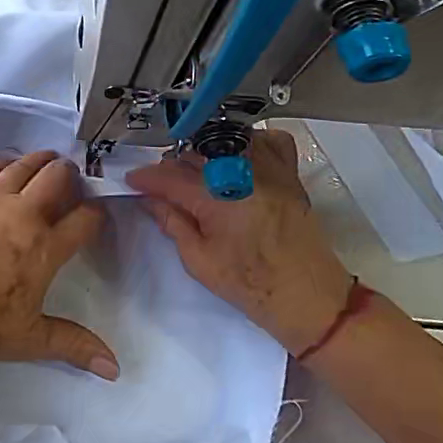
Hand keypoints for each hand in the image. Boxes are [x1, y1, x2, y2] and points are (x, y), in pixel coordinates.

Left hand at [0, 151, 116, 382]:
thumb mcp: (26, 339)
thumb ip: (72, 345)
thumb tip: (114, 368)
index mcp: (44, 248)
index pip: (83, 220)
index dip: (96, 213)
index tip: (96, 213)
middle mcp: (20, 214)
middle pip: (55, 178)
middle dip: (70, 174)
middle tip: (72, 179)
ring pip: (21, 165)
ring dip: (38, 161)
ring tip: (45, 162)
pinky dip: (1, 164)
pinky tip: (1, 169)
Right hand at [126, 129, 357, 354]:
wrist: (310, 299)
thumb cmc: (251, 285)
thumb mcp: (198, 260)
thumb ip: (172, 222)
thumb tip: (151, 200)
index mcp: (221, 200)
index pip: (171, 177)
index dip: (146, 178)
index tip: (132, 182)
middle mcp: (247, 178)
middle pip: (196, 155)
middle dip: (171, 168)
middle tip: (159, 187)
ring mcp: (273, 174)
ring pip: (228, 142)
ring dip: (204, 154)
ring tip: (193, 174)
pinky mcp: (290, 178)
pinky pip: (271, 143)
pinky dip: (249, 143)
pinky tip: (234, 160)